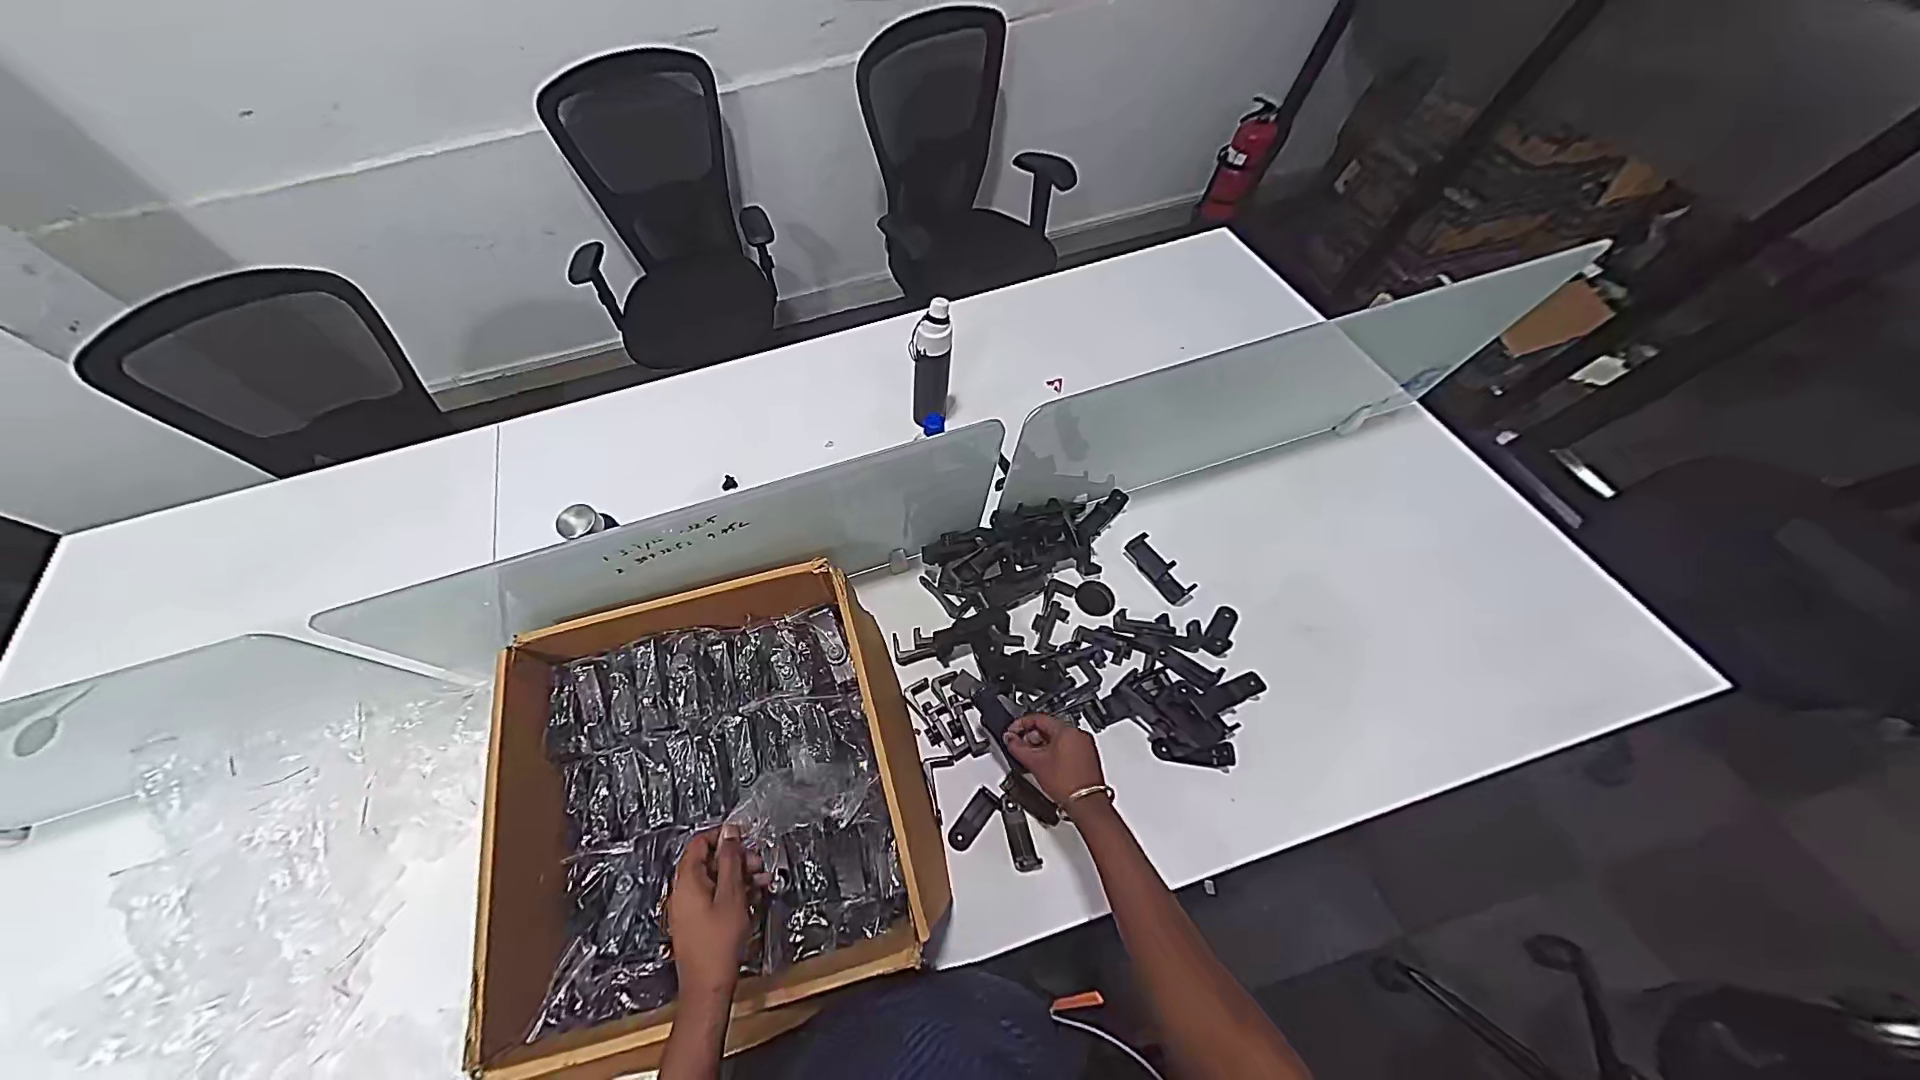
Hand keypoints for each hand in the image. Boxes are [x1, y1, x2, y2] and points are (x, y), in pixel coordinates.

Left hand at [667, 825, 766, 995]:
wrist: (708, 986)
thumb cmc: (719, 940)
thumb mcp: (732, 893)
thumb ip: (731, 859)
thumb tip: (729, 831)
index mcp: (687, 881)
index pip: (700, 843)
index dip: (723, 837)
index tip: (745, 839)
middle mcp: (683, 891)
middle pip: (710, 861)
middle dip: (737, 859)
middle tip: (758, 865)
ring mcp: (689, 908)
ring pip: (716, 879)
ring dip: (740, 877)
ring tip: (762, 883)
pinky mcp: (697, 921)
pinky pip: (715, 896)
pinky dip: (734, 893)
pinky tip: (754, 898)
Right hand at [1003, 713, 1104, 807]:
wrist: (1085, 804)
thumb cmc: (1066, 784)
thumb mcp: (1035, 763)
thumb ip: (1017, 747)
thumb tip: (1010, 739)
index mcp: (1067, 730)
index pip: (1038, 718)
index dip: (1021, 724)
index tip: (1013, 732)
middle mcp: (1078, 735)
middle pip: (1048, 728)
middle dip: (1031, 737)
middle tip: (1021, 747)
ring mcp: (1084, 746)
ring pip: (1057, 739)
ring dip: (1042, 746)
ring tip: (1033, 759)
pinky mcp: (1087, 757)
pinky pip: (1067, 748)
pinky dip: (1054, 753)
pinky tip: (1047, 765)